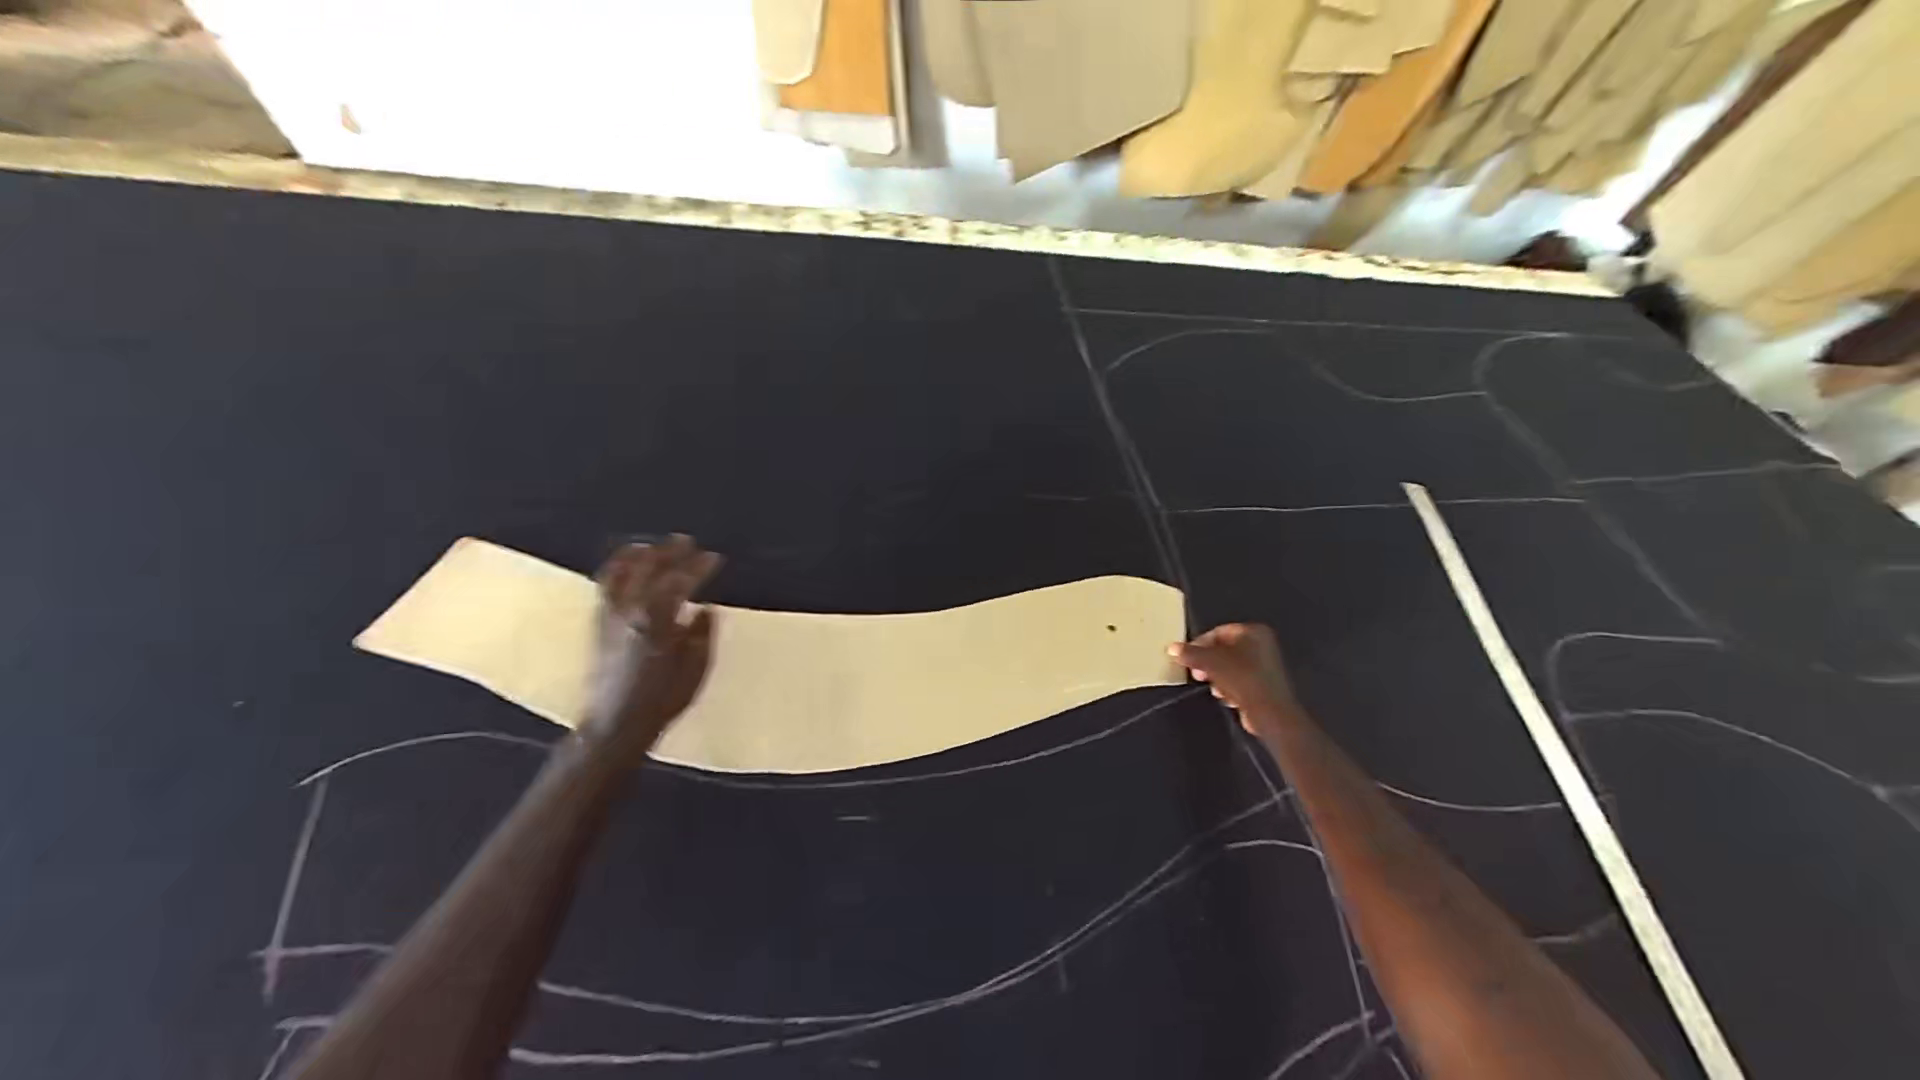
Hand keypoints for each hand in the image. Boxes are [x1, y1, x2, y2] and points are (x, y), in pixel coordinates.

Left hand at [581, 535, 722, 769]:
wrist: (615, 724)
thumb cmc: (662, 699)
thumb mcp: (695, 668)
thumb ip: (701, 633)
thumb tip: (704, 608)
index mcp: (657, 621)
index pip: (680, 582)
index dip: (698, 567)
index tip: (714, 557)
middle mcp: (629, 611)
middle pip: (650, 570)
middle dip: (670, 553)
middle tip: (687, 541)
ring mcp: (609, 616)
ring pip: (621, 573)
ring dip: (638, 556)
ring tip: (650, 546)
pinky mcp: (597, 625)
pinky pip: (604, 587)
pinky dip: (615, 570)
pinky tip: (623, 567)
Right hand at [1168, 623, 1300, 733]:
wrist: (1270, 712)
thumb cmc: (1243, 679)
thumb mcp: (1211, 663)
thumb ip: (1190, 653)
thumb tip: (1172, 648)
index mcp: (1254, 632)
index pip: (1218, 632)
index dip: (1199, 643)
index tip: (1186, 656)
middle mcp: (1262, 645)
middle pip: (1224, 649)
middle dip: (1208, 662)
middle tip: (1196, 672)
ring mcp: (1265, 665)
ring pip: (1229, 666)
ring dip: (1217, 676)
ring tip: (1212, 687)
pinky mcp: (1264, 684)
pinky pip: (1239, 680)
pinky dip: (1230, 686)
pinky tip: (1226, 696)